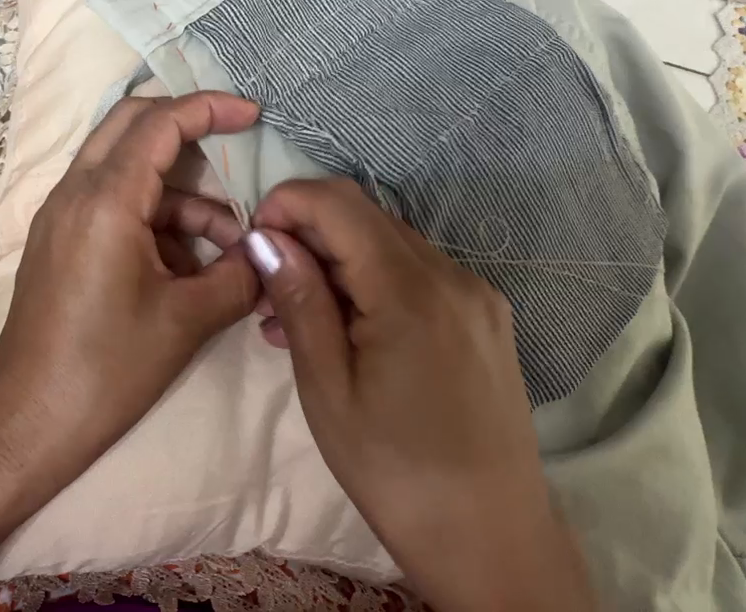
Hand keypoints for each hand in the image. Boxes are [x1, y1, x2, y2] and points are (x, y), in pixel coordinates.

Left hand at [0, 91, 263, 482]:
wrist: (27, 420)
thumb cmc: (106, 369)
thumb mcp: (186, 320)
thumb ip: (239, 275)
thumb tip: (271, 252)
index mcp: (105, 200)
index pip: (159, 123)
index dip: (210, 108)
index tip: (254, 115)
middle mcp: (75, 192)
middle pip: (131, 124)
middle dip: (188, 127)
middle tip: (237, 146)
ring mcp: (61, 213)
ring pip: (125, 166)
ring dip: (179, 189)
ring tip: (229, 243)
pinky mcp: (60, 238)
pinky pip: (112, 200)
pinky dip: (155, 213)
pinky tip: (190, 261)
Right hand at [250, 178, 594, 611]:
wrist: (494, 542)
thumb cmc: (395, 472)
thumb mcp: (327, 388)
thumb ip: (299, 300)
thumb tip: (265, 238)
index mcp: (411, 290)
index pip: (338, 203)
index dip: (286, 203)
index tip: (252, 243)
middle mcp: (452, 275)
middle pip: (364, 215)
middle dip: (306, 233)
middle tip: (266, 287)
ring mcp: (475, 294)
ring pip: (387, 242)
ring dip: (335, 259)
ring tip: (293, 318)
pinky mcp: (484, 316)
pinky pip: (415, 274)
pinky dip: (370, 282)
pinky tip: (342, 328)